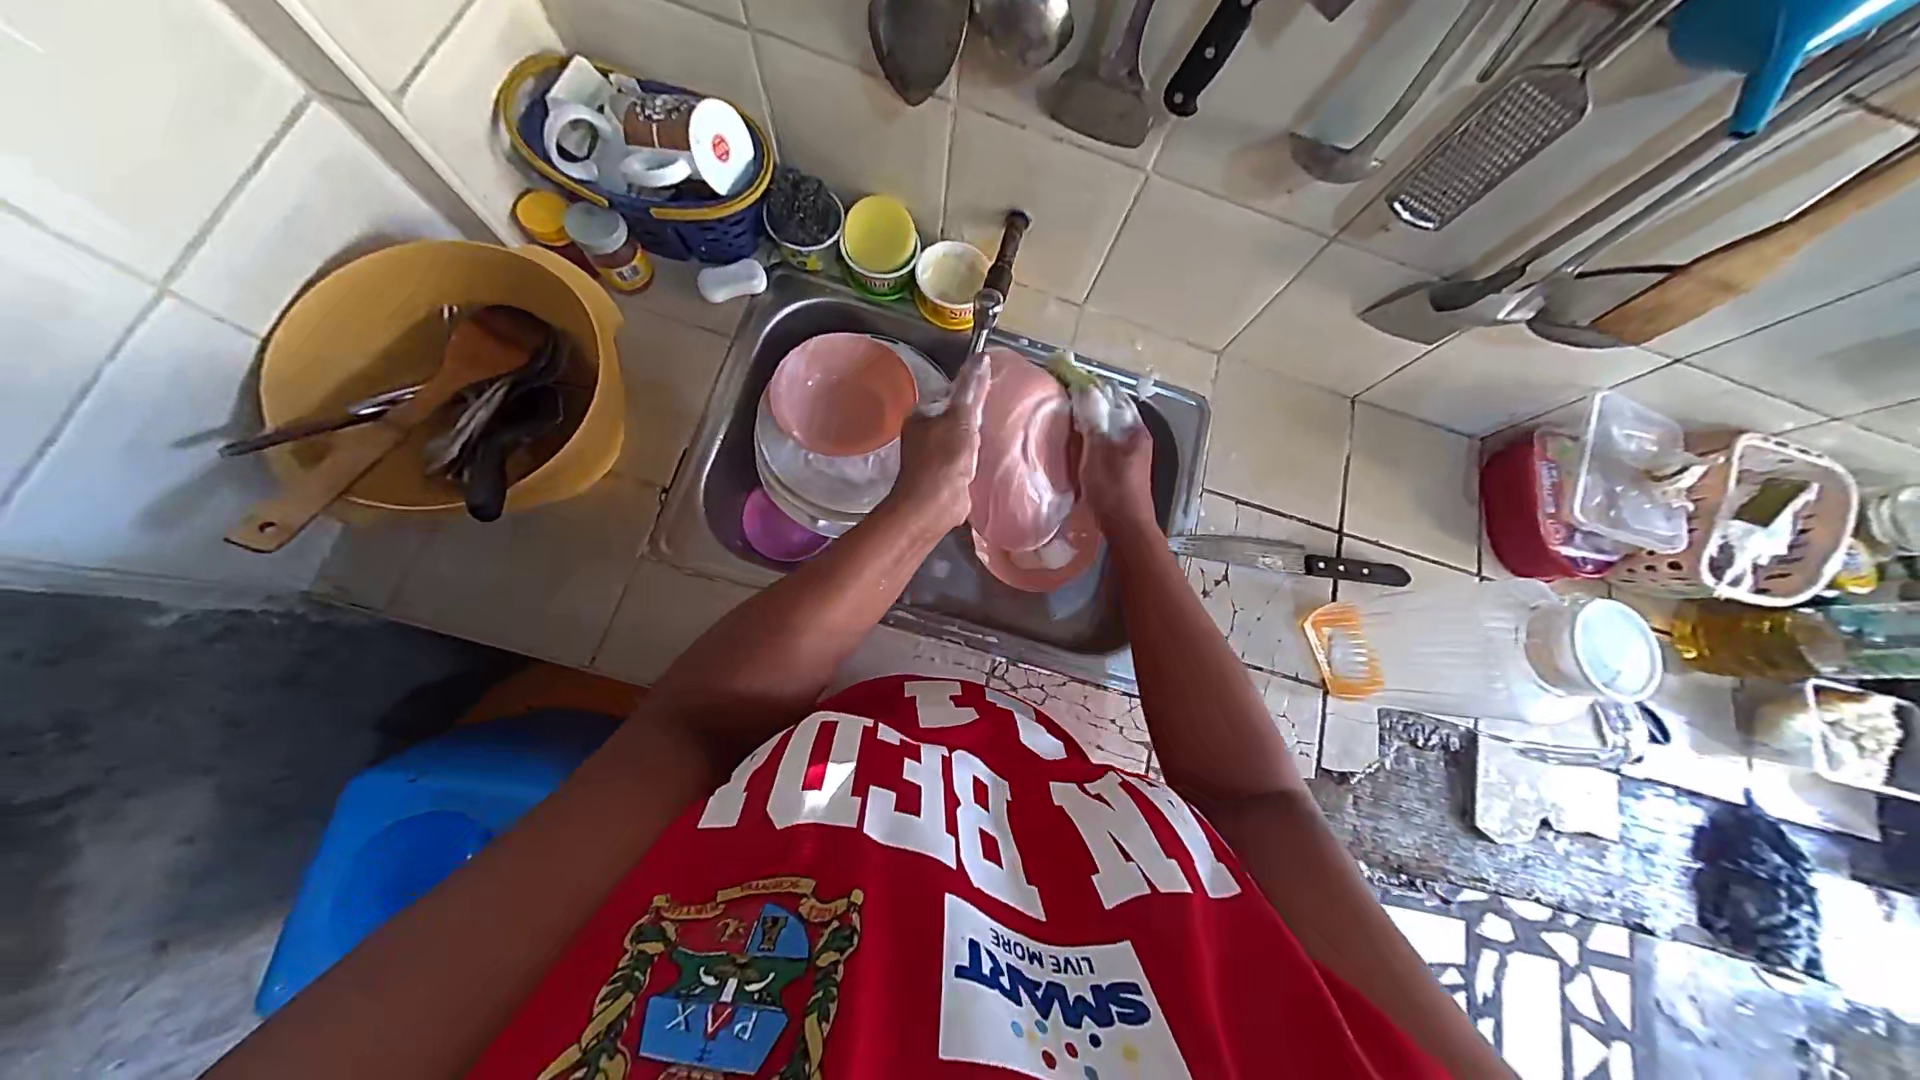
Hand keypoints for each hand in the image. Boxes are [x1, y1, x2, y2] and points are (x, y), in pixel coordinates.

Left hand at [886, 353, 990, 533]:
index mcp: (920, 416)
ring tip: (998, 437)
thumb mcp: (962, 417)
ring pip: (959, 441)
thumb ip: (972, 389)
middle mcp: (921, 435)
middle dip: (974, 419)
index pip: (948, 396)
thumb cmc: (945, 458)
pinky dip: (975, 461)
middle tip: (999, 417)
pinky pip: (963, 462)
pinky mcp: (943, 479)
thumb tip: (982, 356)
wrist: (934, 505)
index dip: (969, 395)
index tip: (991, 396)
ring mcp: (931, 459)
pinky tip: (989, 461)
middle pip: (954, 419)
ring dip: (975, 442)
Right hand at [1075, 391, 1155, 535]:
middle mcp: (1138, 438)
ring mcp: (1132, 454)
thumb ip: (1092, 422)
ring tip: (1068, 425)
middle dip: (1092, 409)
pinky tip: (1078, 447)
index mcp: (1136, 430)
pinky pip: (1107, 445)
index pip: (1115, 398)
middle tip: (1066, 407)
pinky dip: (1093, 442)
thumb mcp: (1097, 453)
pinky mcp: (1124, 468)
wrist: (1125, 526)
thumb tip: (1085, 391)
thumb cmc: (1111, 489)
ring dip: (1091, 426)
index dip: (1094, 391)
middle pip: (1113, 414)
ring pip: (1109, 430)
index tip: (1071, 388)